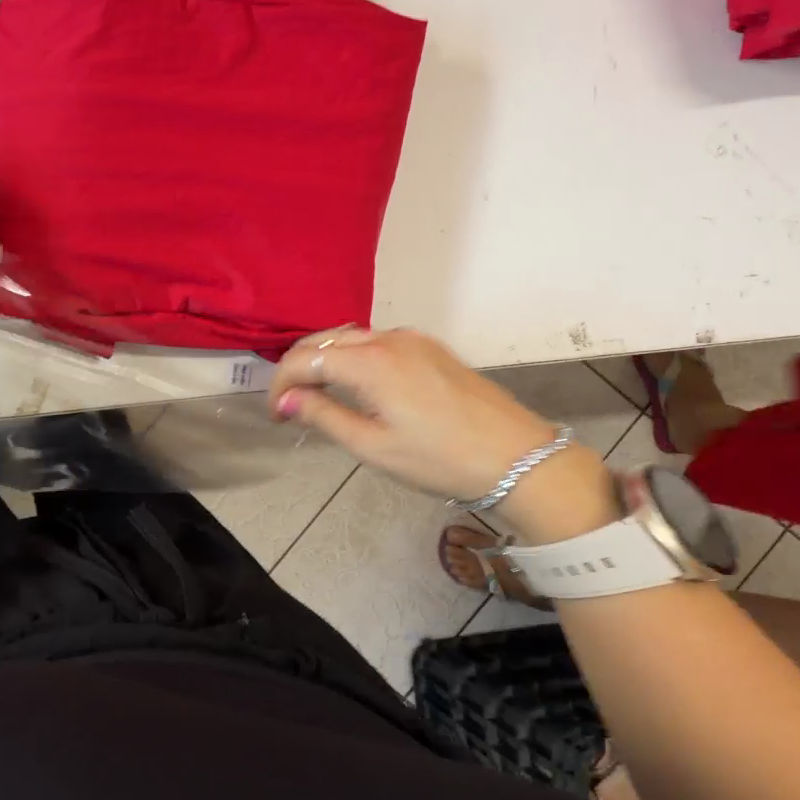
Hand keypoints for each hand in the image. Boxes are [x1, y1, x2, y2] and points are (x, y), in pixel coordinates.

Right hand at [268, 327, 616, 540]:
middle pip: (321, 341)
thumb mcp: (372, 446)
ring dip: (323, 361)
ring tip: (316, 396)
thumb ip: (323, 415)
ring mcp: (413, 340)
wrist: (522, 460)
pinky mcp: (430, 349)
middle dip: (297, 369)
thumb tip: (287, 399)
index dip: (280, 385)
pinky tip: (352, 385)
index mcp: (369, 362)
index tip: (277, 416)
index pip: (302, 360)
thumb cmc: (441, 459)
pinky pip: (374, 342)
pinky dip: (351, 358)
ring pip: (347, 338)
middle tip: (290, 405)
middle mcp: (387, 339)